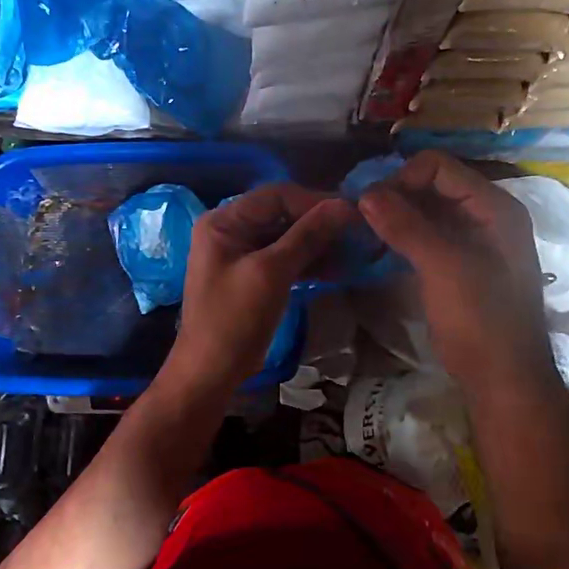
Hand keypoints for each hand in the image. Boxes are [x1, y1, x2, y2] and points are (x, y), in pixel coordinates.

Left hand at [163, 184, 352, 395]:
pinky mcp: (254, 277)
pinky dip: (309, 262)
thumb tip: (344, 206)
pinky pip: (285, 259)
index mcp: (223, 221)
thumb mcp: (272, 272)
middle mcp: (230, 231)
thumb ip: (307, 236)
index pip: (275, 196)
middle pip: (282, 214)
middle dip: (319, 222)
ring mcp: (241, 255)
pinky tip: (338, 269)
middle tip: (357, 230)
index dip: (314, 201)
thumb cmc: (234, 318)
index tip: (352, 211)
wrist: (211, 372)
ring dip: (318, 243)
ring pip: (287, 237)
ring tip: (354, 249)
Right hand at [356, 152, 555, 393]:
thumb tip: (365, 194)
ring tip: (362, 236)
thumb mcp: (444, 267)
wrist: (503, 379)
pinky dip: (401, 239)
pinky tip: (377, 251)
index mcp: (493, 207)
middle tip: (358, 221)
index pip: (438, 167)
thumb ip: (406, 226)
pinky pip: (426, 238)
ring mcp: (473, 242)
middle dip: (394, 198)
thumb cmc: (480, 320)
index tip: (367, 206)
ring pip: (426, 213)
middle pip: (431, 187)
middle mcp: (485, 216)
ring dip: (394, 219)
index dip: (400, 179)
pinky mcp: (459, 266)